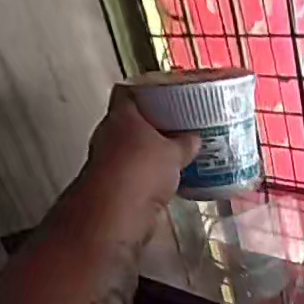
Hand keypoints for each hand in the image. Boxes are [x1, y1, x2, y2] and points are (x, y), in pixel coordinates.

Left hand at [49, 86, 199, 249]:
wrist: (120, 212)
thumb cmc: (142, 170)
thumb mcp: (174, 152)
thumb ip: (185, 144)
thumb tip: (194, 140)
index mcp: (121, 116)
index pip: (127, 93)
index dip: (144, 92)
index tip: (161, 96)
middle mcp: (109, 136)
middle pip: (130, 124)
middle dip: (151, 127)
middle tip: (175, 129)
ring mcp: (109, 163)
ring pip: (132, 152)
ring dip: (150, 155)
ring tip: (175, 157)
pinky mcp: (115, 189)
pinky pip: (136, 177)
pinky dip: (149, 179)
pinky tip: (167, 183)